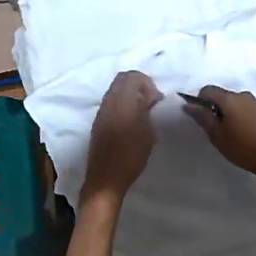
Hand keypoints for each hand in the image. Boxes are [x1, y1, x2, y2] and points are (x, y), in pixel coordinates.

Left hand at [81, 71, 161, 202]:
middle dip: (139, 86)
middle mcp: (108, 102)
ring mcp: (101, 112)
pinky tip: (132, 123)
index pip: (132, 76)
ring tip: (143, 114)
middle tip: (151, 103)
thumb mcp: (147, 131)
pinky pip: (112, 104)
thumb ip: (146, 109)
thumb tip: (149, 97)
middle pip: (122, 80)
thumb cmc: (131, 156)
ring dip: (131, 96)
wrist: (105, 179)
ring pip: (116, 91)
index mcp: (121, 101)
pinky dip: (123, 106)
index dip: (148, 84)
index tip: (156, 101)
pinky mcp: (98, 123)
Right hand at [182, 86, 255, 183]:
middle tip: (219, 129)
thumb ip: (202, 117)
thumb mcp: (216, 135)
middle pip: (225, 95)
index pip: (208, 89)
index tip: (204, 117)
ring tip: (236, 132)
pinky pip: (251, 108)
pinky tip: (249, 132)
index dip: (201, 101)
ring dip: (234, 112)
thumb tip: (188, 104)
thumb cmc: (241, 148)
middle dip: (219, 108)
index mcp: (230, 99)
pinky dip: (246, 115)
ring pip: (239, 102)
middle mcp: (245, 95)